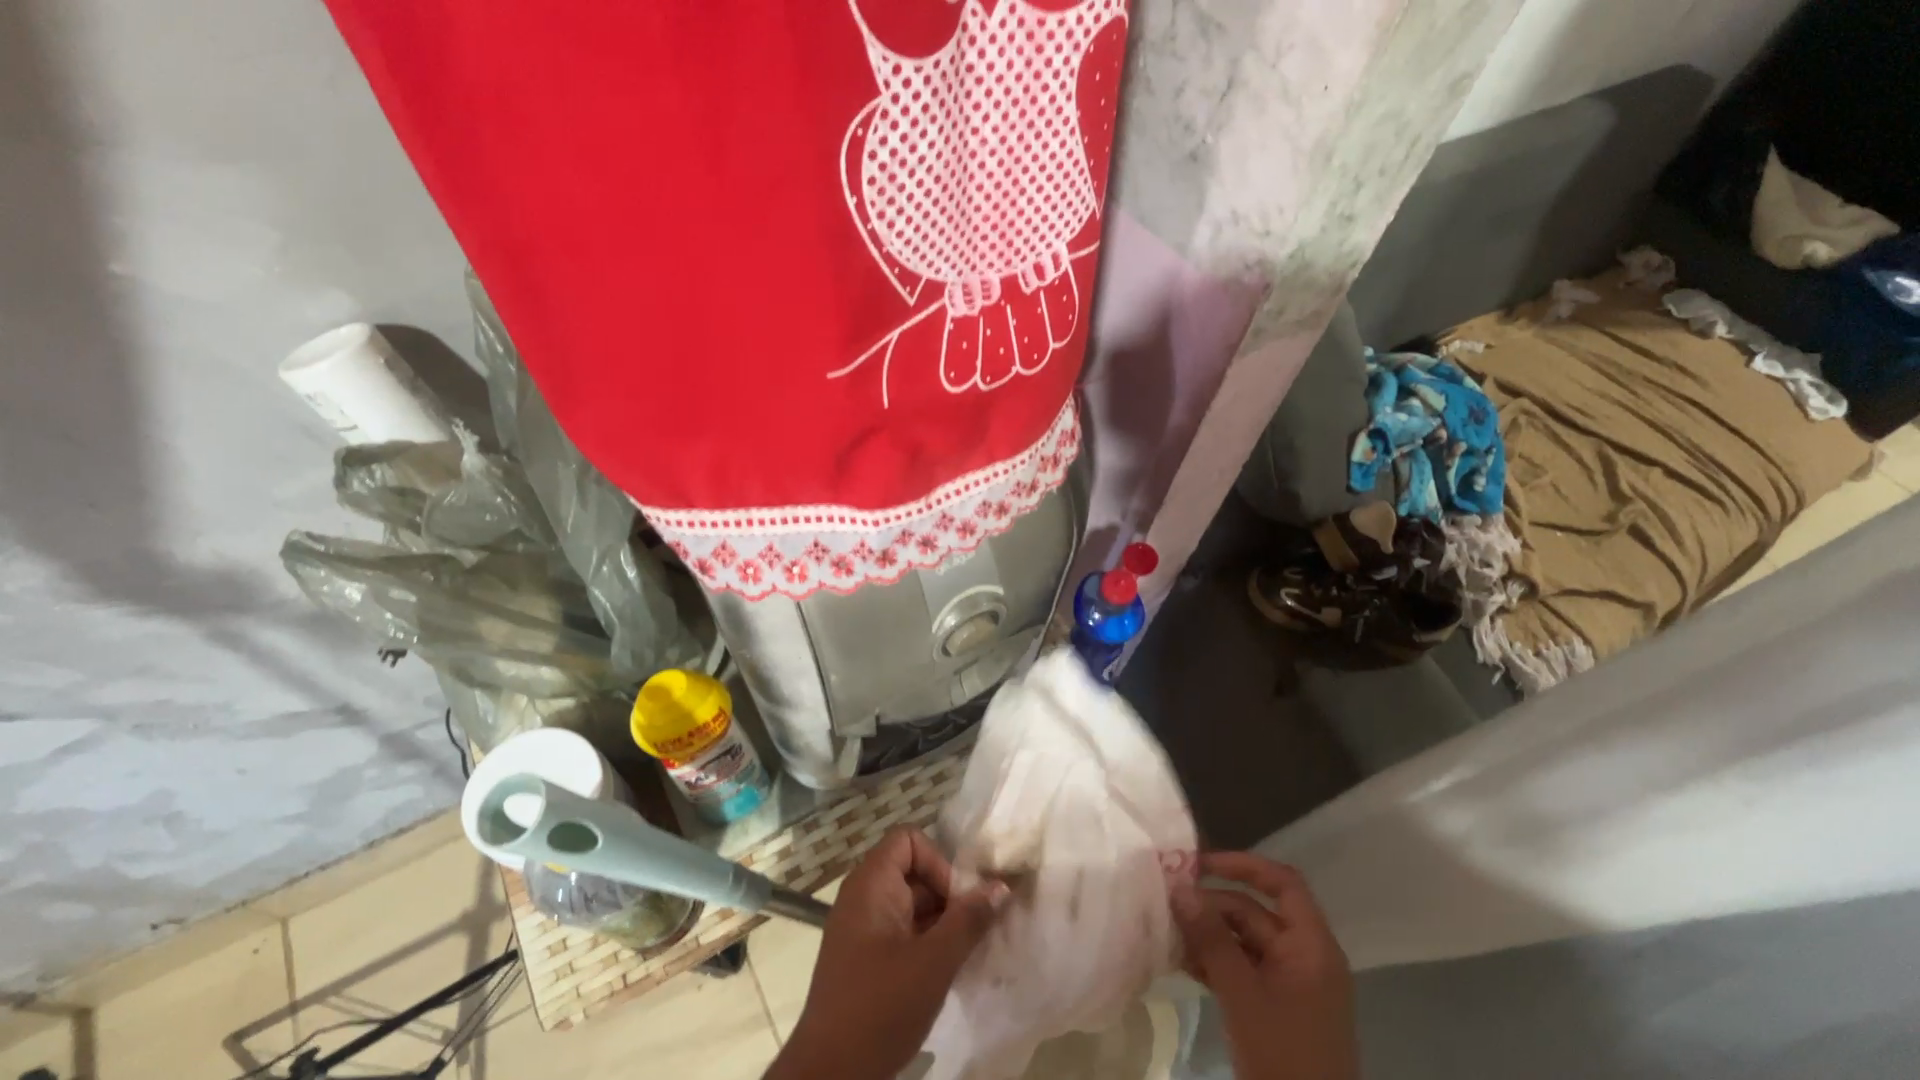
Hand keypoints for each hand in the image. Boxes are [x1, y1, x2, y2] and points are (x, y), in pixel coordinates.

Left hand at [766, 828, 1008, 1079]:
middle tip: (972, 930)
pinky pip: (903, 933)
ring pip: (911, 906)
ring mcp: (862, 930)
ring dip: (941, 923)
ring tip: (964, 953)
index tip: (957, 903)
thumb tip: (1000, 885)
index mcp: (870, 885)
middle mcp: (862, 898)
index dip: (939, 862)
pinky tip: (945, 972)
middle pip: (913, 872)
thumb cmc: (881, 1006)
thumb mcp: (934, 961)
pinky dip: (927, 944)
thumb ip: (969, 919)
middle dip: (948, 895)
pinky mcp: (866, 960)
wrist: (832, 1072)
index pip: (908, 840)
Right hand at [1171, 853, 1357, 1079]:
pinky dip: (1215, 964)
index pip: (1281, 883)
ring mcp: (1291, 985)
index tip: (1196, 864)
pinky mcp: (1276, 1009)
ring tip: (1165, 933)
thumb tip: (1181, 888)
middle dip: (1212, 906)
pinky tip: (1181, 964)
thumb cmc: (1284, 1055)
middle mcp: (1304, 956)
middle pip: (1256, 913)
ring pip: (1245, 942)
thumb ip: (1212, 939)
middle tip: (1165, 905)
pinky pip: (1243, 970)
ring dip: (1208, 936)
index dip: (1242, 865)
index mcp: (1311, 945)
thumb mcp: (1242, 994)